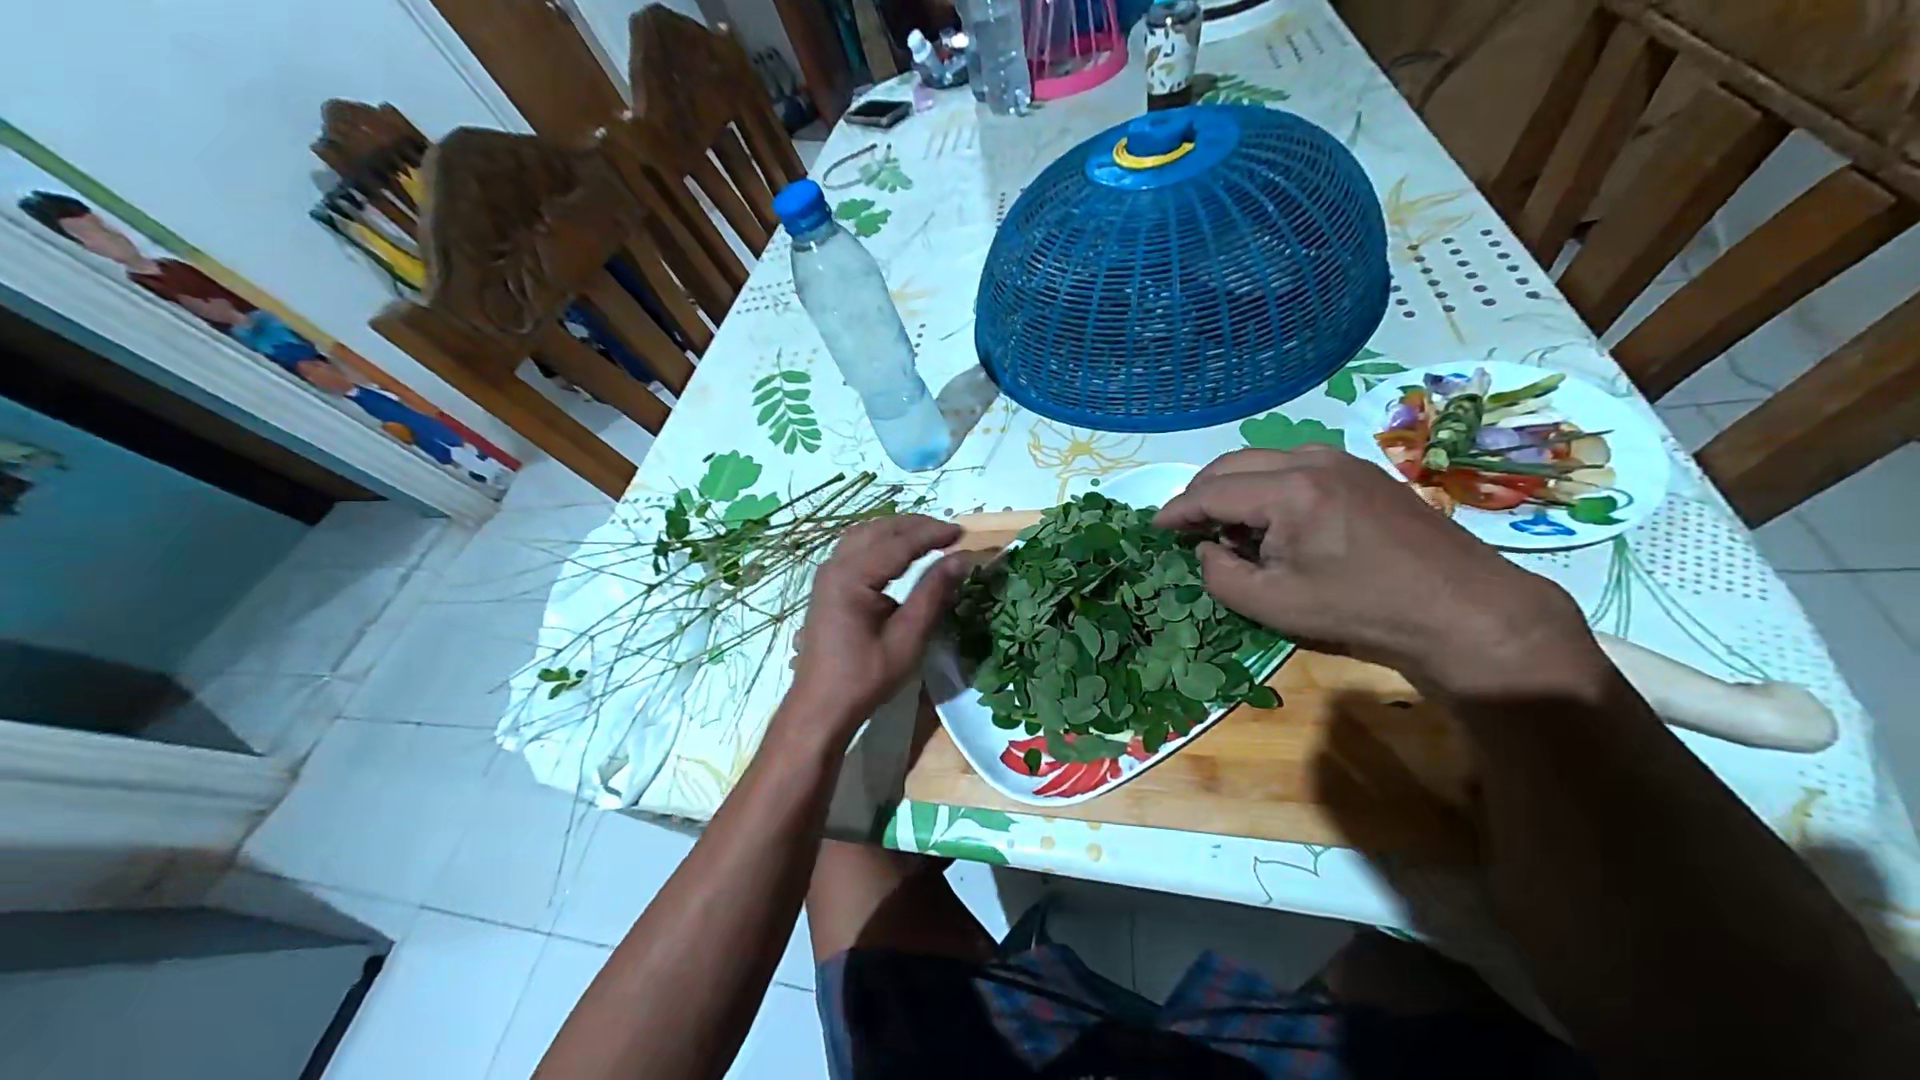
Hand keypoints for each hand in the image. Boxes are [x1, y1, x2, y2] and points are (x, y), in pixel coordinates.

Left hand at [786, 515, 970, 738]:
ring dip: (898, 530)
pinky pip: (855, 547)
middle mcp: (835, 566)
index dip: (933, 534)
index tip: (963, 533)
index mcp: (852, 577)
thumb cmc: (866, 676)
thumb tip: (961, 559)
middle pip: (879, 529)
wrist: (821, 705)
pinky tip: (899, 551)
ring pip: (865, 534)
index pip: (899, 543)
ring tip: (929, 537)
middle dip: (917, 526)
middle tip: (951, 533)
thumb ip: (933, 593)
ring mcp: (827, 574)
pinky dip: (881, 540)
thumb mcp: (907, 637)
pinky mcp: (827, 584)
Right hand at [1154, 447, 1604, 696]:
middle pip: (1232, 464)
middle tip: (1186, 527)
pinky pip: (1294, 466)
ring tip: (1229, 528)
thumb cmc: (1361, 610)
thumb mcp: (1272, 604)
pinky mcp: (1362, 471)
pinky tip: (1273, 521)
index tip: (1154, 528)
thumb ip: (1219, 574)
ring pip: (1263, 460)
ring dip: (1235, 487)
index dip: (1176, 511)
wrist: (1462, 610)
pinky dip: (1267, 486)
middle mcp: (1311, 460)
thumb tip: (1206, 548)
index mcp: (1288, 491)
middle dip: (1201, 493)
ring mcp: (1342, 460)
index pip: (1211, 491)